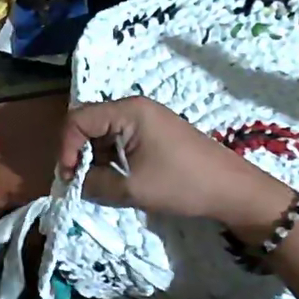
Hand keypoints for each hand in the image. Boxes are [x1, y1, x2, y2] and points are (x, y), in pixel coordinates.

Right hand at [58, 97, 294, 233]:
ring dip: (94, 159)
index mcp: (129, 111)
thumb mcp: (131, 188)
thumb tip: (73, 183)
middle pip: (88, 123)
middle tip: (79, 183)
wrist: (231, 190)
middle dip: (78, 153)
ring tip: (99, 185)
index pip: (77, 119)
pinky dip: (110, 160)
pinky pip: (119, 141)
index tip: (69, 176)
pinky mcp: (153, 133)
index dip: (66, 147)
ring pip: (102, 134)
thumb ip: (94, 183)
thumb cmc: (183, 184)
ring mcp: (145, 119)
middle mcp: (134, 108)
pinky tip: (117, 180)